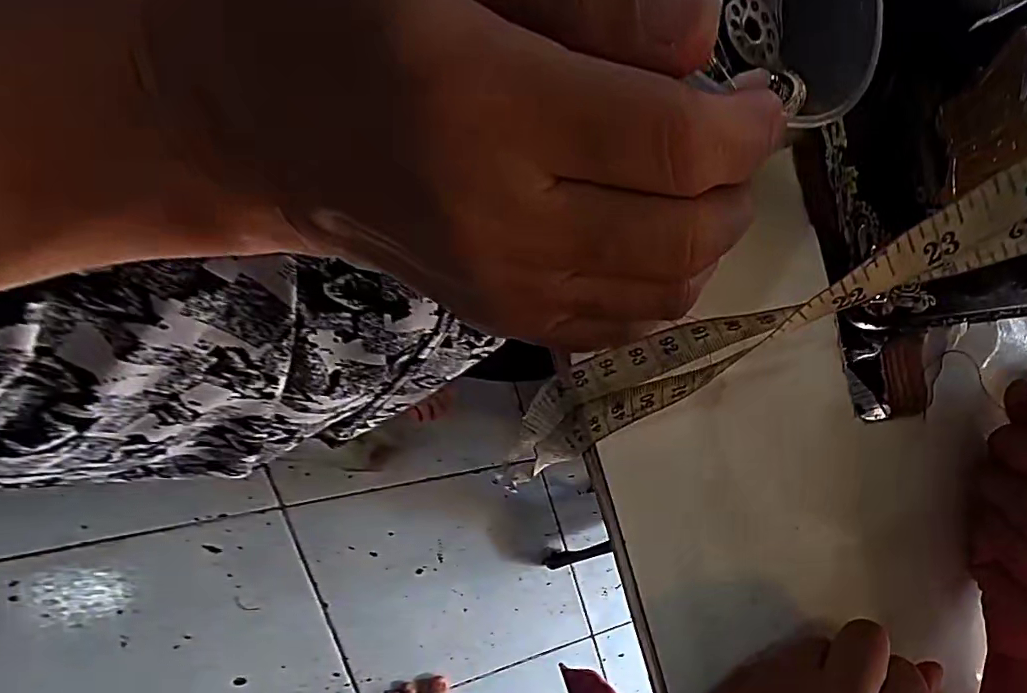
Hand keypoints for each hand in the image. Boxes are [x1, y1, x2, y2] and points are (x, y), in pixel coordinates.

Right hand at [138, 0, 784, 349]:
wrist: (262, 122)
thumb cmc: (345, 11)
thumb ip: (592, 5)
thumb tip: (703, 45)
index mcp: (487, 108)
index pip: (674, 147)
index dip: (745, 130)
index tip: (764, 104)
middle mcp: (506, 222)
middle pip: (684, 236)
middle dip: (735, 192)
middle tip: (733, 147)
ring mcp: (511, 291)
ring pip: (668, 294)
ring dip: (710, 244)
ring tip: (699, 191)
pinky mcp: (514, 324)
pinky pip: (627, 326)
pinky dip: (667, 288)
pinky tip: (658, 242)